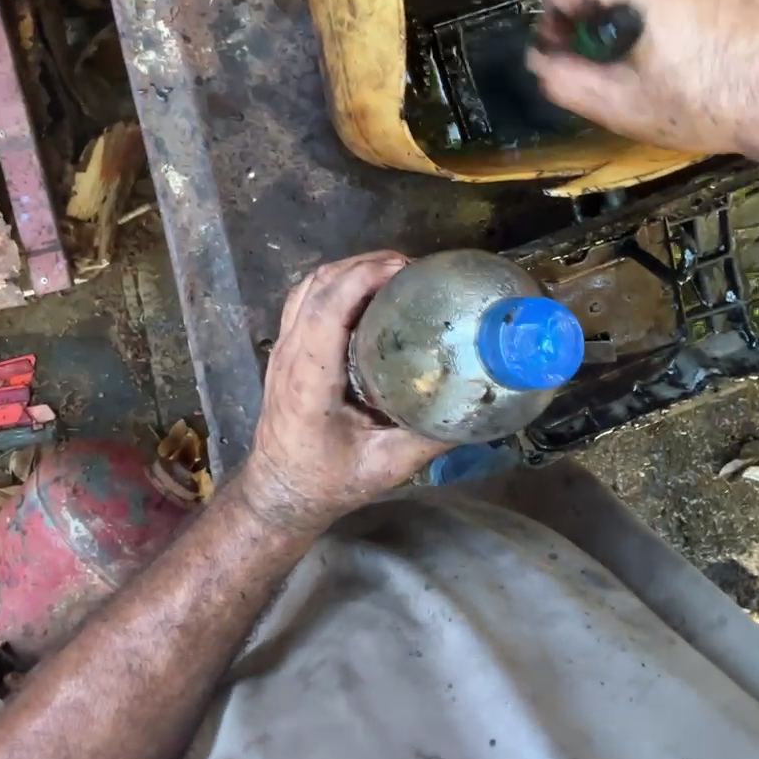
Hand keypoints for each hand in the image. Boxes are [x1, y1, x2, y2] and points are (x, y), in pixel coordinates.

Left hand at [233, 251, 451, 535]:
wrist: (280, 492)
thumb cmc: (328, 482)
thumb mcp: (387, 467)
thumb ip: (432, 436)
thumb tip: (478, 401)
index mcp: (310, 382)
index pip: (326, 311)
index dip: (361, 279)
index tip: (403, 268)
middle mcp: (289, 356)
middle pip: (317, 287)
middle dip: (362, 265)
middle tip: (411, 269)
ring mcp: (281, 349)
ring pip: (307, 287)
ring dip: (347, 269)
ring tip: (392, 273)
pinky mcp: (283, 349)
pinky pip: (303, 299)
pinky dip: (334, 282)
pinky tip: (365, 290)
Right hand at [526, 0, 758, 157]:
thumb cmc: (711, 98)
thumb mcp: (622, 102)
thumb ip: (563, 81)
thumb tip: (539, 61)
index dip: (549, 25)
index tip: (561, 60)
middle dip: (590, 29)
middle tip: (604, 74)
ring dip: (626, 30)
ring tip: (647, 75)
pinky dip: (662, 26)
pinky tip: (686, 67)